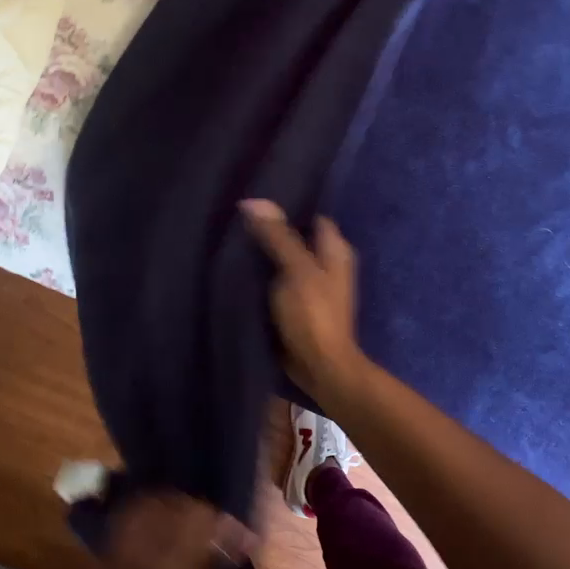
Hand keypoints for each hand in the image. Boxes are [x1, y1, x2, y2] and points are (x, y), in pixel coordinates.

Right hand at [240, 200, 367, 404]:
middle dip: (273, 230)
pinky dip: (264, 276)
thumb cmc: (313, 314)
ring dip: (266, 254)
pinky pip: (279, 282)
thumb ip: (277, 236)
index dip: (289, 206)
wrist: (320, 369)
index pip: (312, 215)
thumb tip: (254, 201)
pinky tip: (241, 270)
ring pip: (286, 260)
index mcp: (335, 250)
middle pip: (297, 237)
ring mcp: (314, 286)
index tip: (258, 199)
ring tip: (234, 239)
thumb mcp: (295, 269)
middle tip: (238, 217)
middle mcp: (328, 263)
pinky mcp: (299, 306)